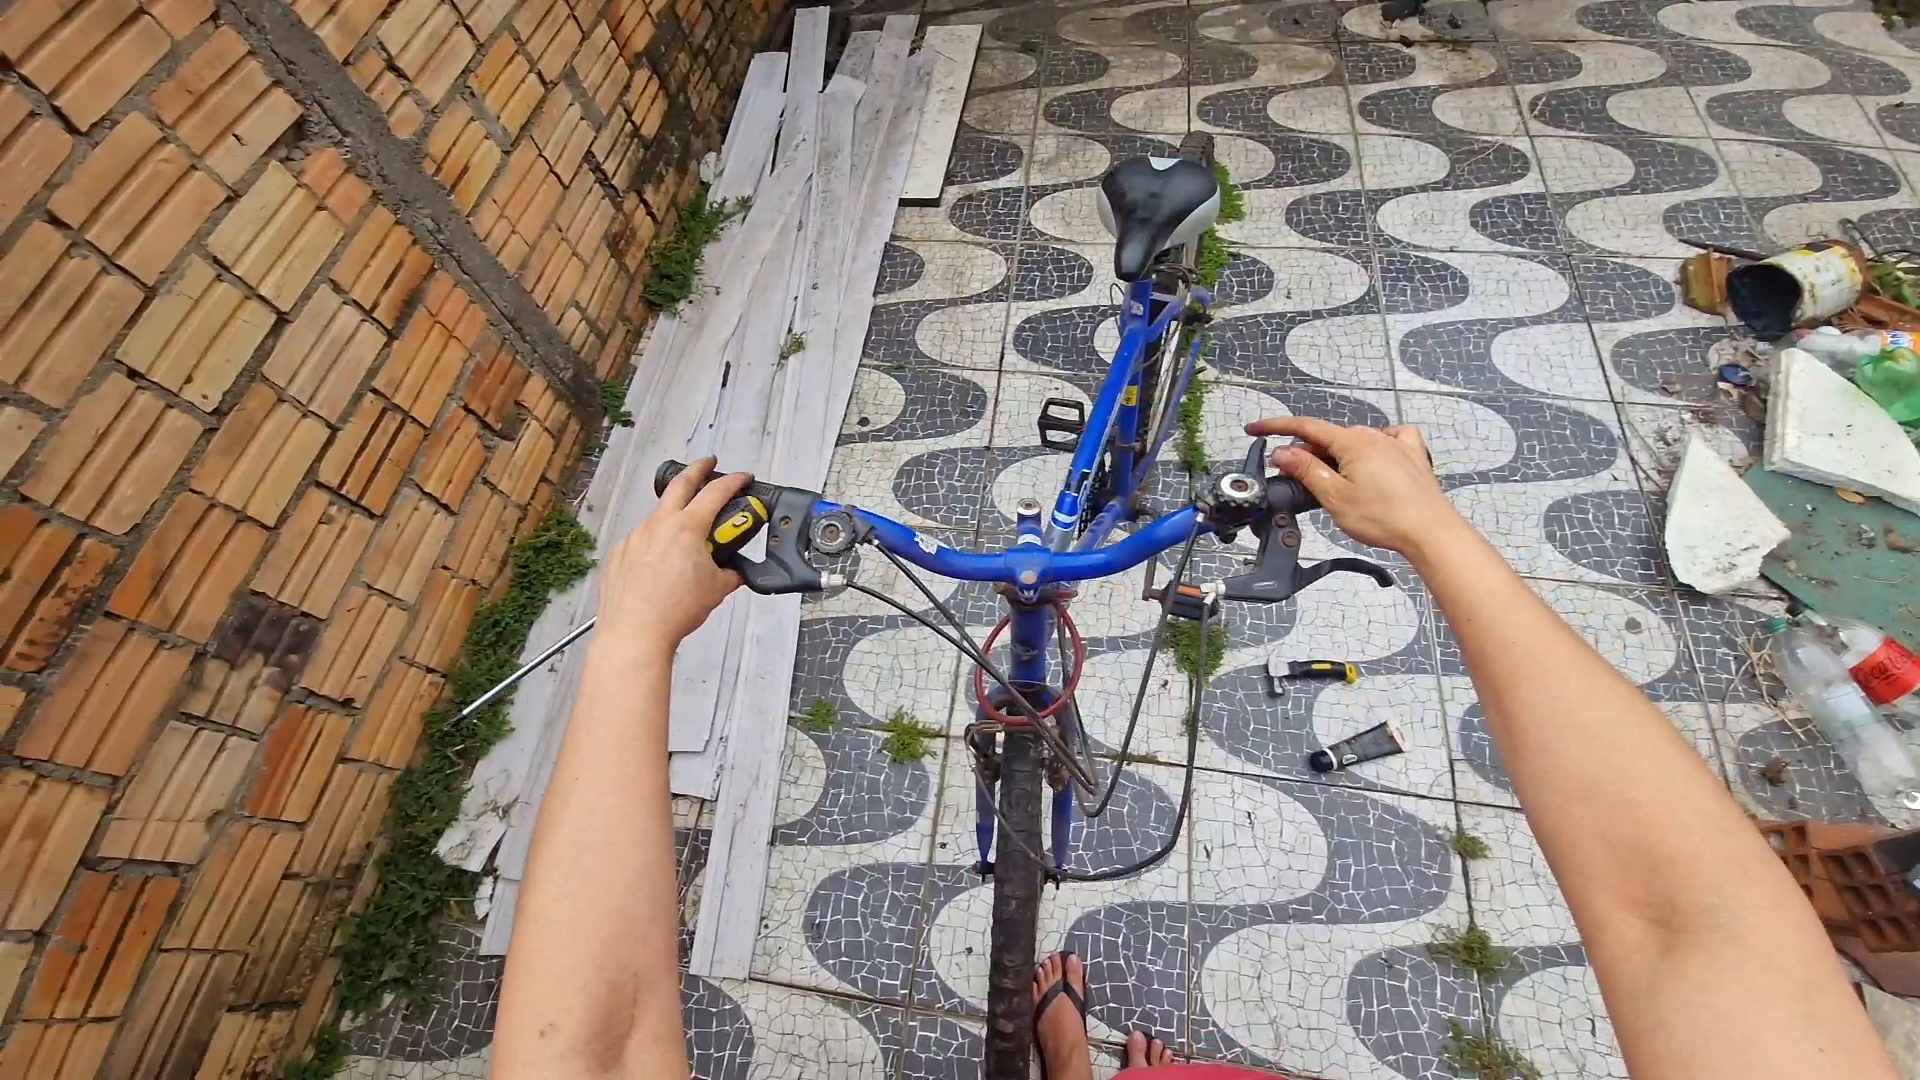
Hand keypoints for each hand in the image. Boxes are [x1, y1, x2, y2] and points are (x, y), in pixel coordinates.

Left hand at [597, 457, 749, 650]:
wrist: (636, 631)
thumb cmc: (675, 610)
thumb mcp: (717, 589)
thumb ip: (729, 572)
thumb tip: (734, 571)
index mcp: (687, 527)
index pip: (716, 492)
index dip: (734, 481)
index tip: (743, 478)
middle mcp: (658, 525)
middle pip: (680, 483)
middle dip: (697, 469)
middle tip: (708, 464)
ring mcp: (635, 537)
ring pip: (659, 514)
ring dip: (675, 513)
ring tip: (688, 531)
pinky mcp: (620, 554)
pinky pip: (642, 539)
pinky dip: (656, 542)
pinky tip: (663, 563)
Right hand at [1242, 416, 1461, 556]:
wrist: (1430, 532)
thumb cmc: (1382, 517)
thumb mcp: (1334, 496)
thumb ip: (1306, 470)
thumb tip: (1282, 452)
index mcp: (1353, 442)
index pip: (1305, 427)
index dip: (1276, 427)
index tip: (1254, 430)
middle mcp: (1375, 436)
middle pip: (1328, 436)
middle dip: (1305, 451)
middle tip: (1290, 477)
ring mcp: (1397, 444)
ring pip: (1353, 440)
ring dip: (1334, 454)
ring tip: (1329, 480)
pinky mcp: (1413, 456)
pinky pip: (1388, 438)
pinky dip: (1372, 444)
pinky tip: (1372, 456)